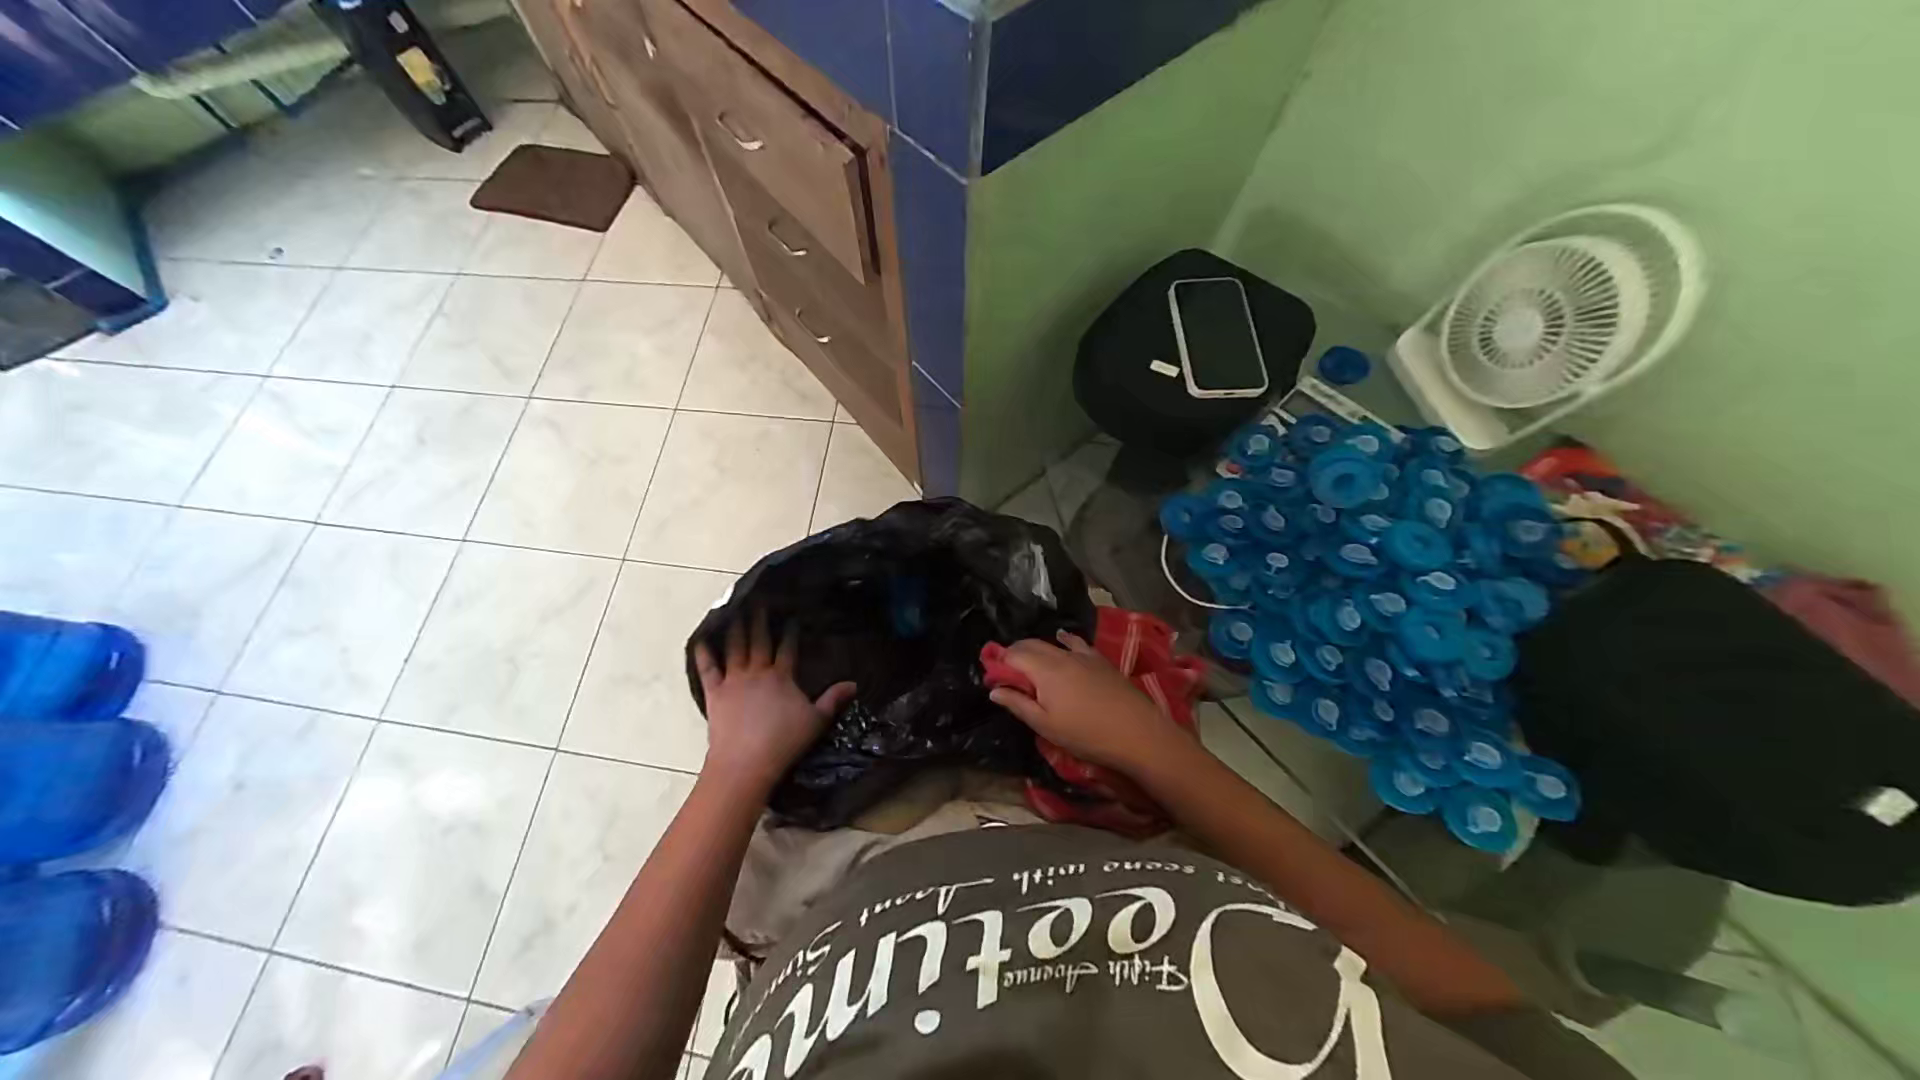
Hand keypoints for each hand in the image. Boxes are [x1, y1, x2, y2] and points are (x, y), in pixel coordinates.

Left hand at [694, 610, 855, 795]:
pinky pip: (708, 669)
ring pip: (735, 648)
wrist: (746, 763)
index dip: (790, 631)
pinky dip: (704, 654)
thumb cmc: (784, 742)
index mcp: (782, 676)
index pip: (788, 647)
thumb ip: (833, 700)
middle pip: (759, 640)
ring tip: (735, 612)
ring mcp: (733, 680)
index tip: (791, 616)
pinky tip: (701, 640)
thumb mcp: (816, 721)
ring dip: (735, 629)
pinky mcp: (714, 693)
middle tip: (759, 602)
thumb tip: (854, 684)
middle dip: (760, 620)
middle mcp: (757, 671)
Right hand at [988, 631, 1188, 775]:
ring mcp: (1083, 655)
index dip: (999, 664)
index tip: (993, 680)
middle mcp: (1061, 655)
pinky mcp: (1100, 660)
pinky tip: (1062, 640)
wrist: (1137, 733)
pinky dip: (1063, 640)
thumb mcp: (1045, 725)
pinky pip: (1075, 642)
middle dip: (1014, 654)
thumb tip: (994, 690)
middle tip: (1007, 674)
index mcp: (1044, 670)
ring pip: (1051, 643)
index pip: (1012, 655)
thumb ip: (1018, 704)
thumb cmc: (1085, 733)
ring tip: (1030, 664)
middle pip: (1030, 645)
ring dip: (1036, 650)